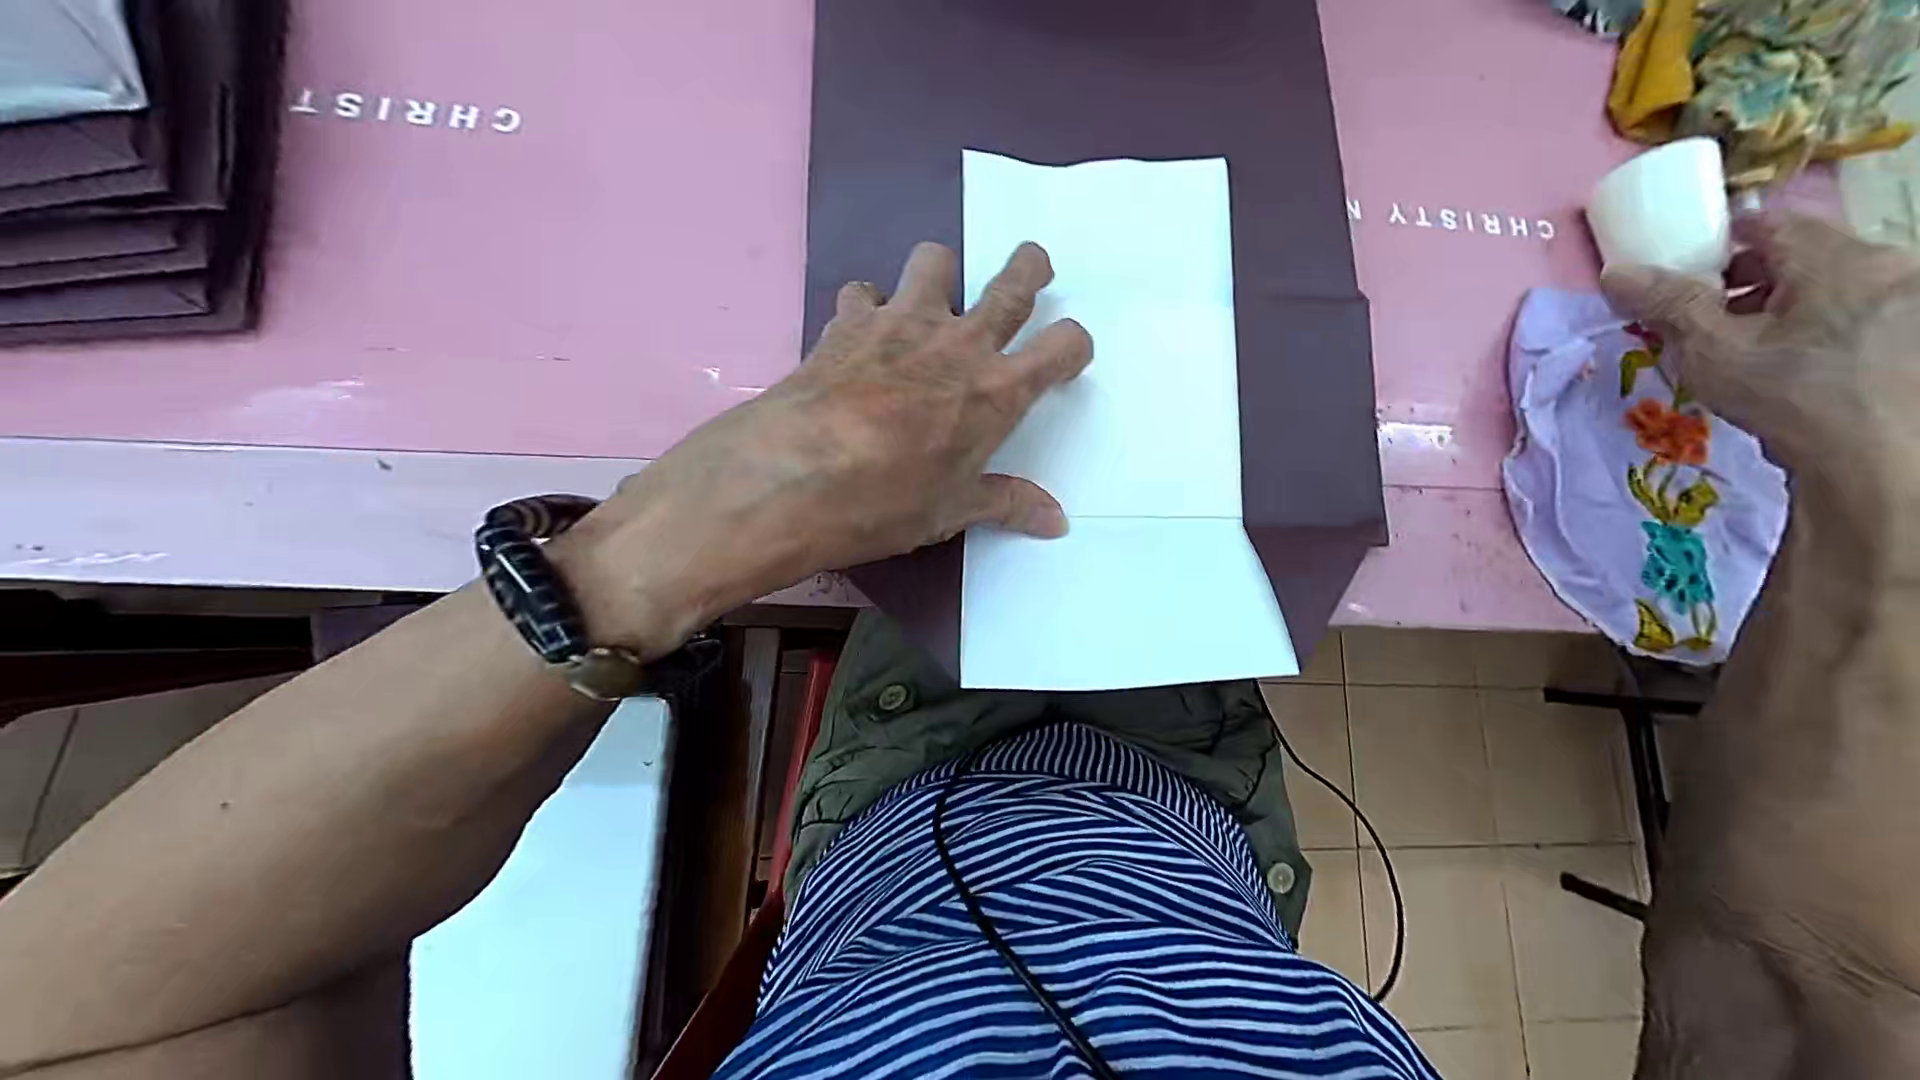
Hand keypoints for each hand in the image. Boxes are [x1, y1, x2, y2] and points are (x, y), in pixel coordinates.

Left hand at [552, 241, 1093, 658]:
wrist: (795, 475)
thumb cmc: (887, 501)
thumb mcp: (952, 510)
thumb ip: (1007, 505)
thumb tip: (1057, 522)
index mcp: (997, 390)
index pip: (1063, 346)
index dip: (1073, 346)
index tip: (1067, 356)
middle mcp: (959, 342)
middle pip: (1013, 281)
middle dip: (1030, 269)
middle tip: (1032, 267)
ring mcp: (902, 322)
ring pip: (935, 260)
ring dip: (941, 273)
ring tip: (932, 298)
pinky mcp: (848, 321)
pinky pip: (863, 293)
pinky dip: (868, 306)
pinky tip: (859, 332)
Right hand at [1602, 213, 1919, 543]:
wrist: (1872, 455)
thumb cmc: (1787, 392)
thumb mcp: (1710, 348)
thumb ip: (1668, 304)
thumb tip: (1617, 272)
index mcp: (1841, 259)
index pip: (1772, 224)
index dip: (1719, 239)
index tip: (1683, 266)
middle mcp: (1889, 267)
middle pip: (1801, 256)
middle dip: (1744, 280)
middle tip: (1697, 316)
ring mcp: (1908, 302)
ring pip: (1825, 287)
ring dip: (1775, 306)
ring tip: (1734, 347)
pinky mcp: (1908, 337)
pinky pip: (1848, 314)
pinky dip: (1807, 327)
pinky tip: (1780, 364)